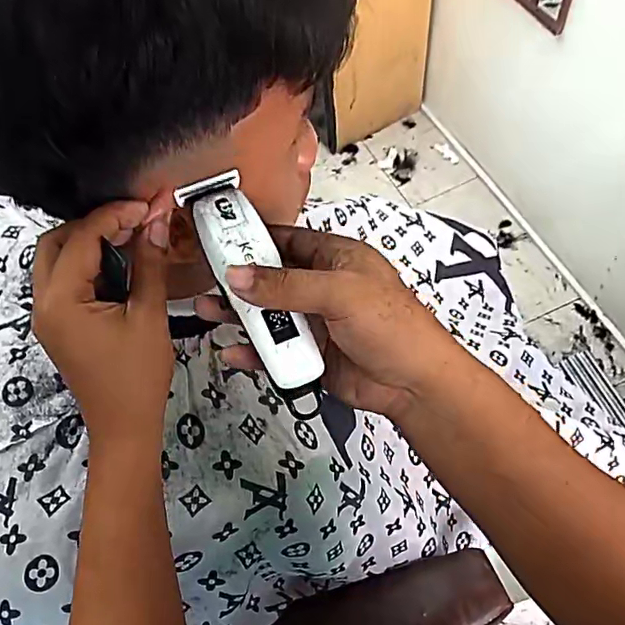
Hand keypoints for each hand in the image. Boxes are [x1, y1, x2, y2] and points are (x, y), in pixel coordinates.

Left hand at [31, 201, 172, 448]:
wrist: (124, 427)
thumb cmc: (136, 382)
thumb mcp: (149, 317)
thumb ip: (149, 264)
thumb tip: (155, 223)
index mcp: (61, 300)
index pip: (83, 237)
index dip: (116, 215)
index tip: (147, 205)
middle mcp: (44, 305)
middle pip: (58, 241)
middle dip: (97, 225)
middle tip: (136, 221)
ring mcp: (48, 317)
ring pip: (58, 260)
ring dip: (91, 245)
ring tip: (132, 241)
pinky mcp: (59, 327)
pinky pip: (65, 283)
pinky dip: (89, 268)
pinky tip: (120, 269)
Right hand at [194, 225, 467, 417]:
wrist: (413, 384)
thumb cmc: (400, 330)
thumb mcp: (340, 293)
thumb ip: (287, 285)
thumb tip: (245, 276)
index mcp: (337, 259)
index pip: (287, 240)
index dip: (255, 240)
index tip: (223, 240)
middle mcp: (324, 290)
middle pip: (271, 281)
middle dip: (240, 283)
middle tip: (211, 282)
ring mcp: (317, 324)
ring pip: (269, 319)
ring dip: (241, 319)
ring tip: (213, 314)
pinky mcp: (312, 356)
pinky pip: (276, 352)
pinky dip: (255, 353)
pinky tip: (238, 351)